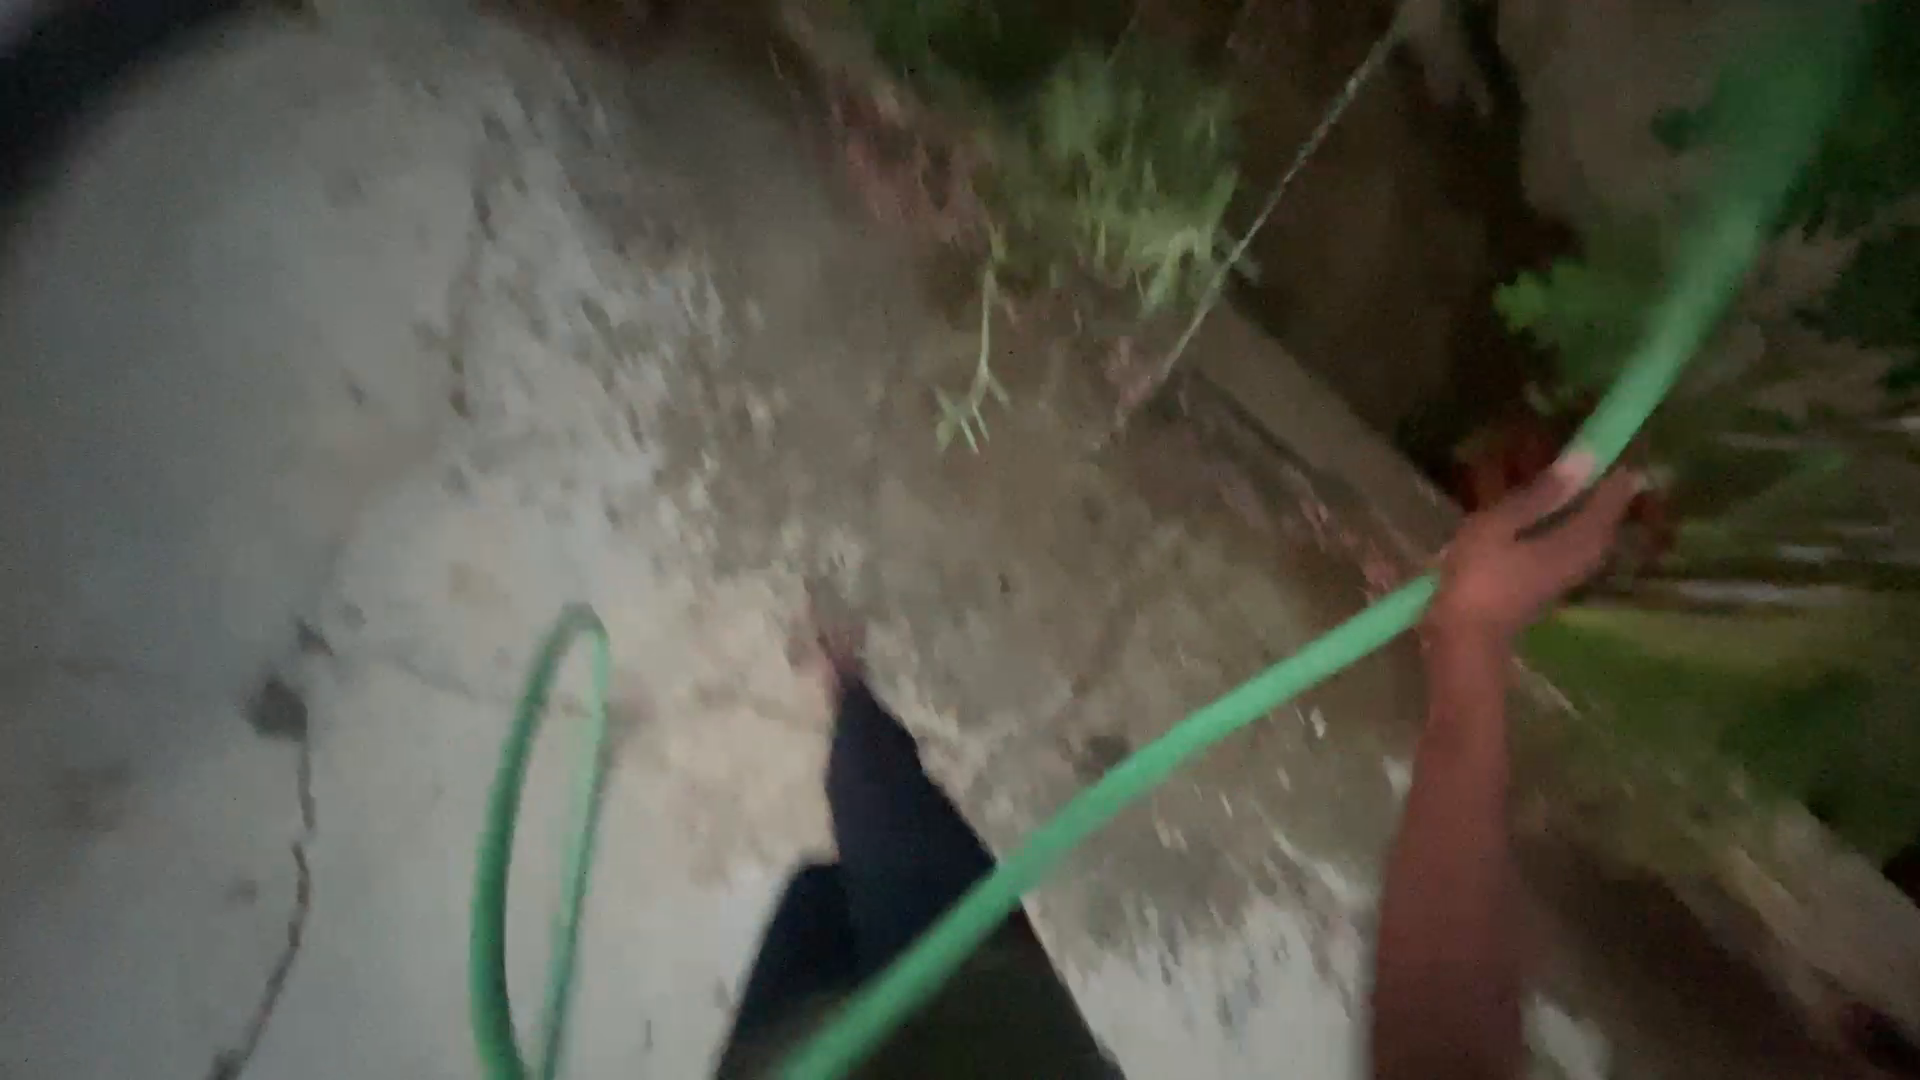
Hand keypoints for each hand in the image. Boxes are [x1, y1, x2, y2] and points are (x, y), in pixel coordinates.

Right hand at [1429, 454, 1640, 646]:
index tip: (1586, 434)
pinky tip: (1516, 510)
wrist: (1463, 638)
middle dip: (1578, 476)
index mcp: (1583, 536)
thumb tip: (1586, 457)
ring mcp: (1569, 567)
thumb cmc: (1477, 579)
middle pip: (1597, 504)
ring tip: (1525, 473)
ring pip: (1576, 519)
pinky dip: (1543, 517)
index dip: (1608, 459)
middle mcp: (1588, 550)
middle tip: (1546, 449)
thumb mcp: (1496, 527)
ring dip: (1557, 496)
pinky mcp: (1548, 577)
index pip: (1616, 487)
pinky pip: (1557, 535)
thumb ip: (1539, 494)